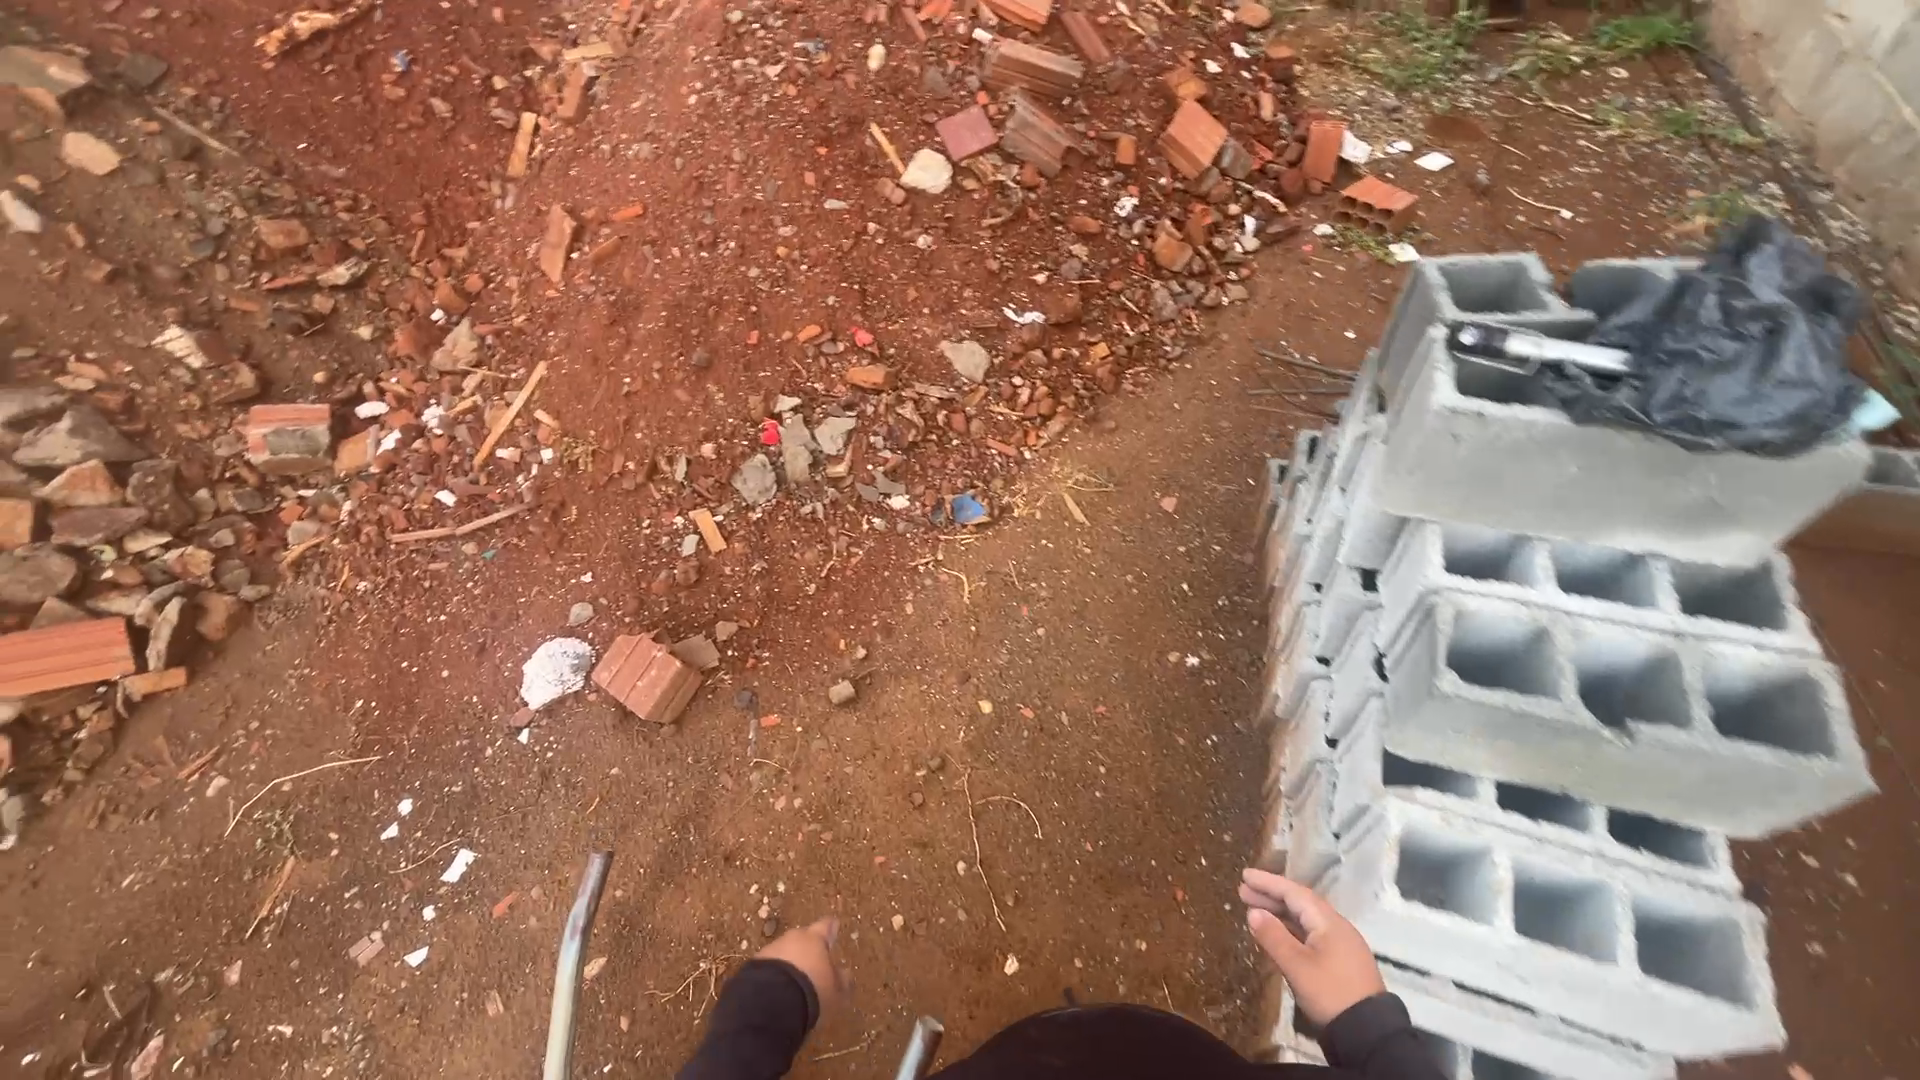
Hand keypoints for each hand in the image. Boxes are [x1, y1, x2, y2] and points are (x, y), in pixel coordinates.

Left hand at [756, 917, 846, 1011]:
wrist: (770, 1003)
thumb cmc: (811, 991)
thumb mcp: (834, 990)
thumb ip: (841, 979)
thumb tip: (845, 973)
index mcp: (815, 938)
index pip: (826, 926)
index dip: (831, 928)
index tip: (834, 927)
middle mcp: (793, 938)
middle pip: (802, 937)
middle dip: (806, 947)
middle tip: (812, 962)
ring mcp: (771, 950)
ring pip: (783, 952)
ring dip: (788, 962)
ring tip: (792, 983)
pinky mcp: (753, 966)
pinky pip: (768, 967)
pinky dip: (773, 975)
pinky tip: (775, 990)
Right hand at [1239, 868, 1385, 1026]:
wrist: (1370, 1034)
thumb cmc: (1330, 993)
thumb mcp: (1297, 966)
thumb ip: (1273, 937)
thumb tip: (1253, 913)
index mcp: (1328, 922)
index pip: (1294, 893)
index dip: (1268, 882)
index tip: (1245, 875)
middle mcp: (1337, 927)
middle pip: (1301, 903)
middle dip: (1271, 896)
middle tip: (1243, 891)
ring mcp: (1341, 944)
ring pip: (1306, 919)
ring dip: (1280, 912)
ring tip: (1254, 910)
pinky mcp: (1341, 961)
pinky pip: (1311, 933)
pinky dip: (1291, 928)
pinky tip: (1278, 934)